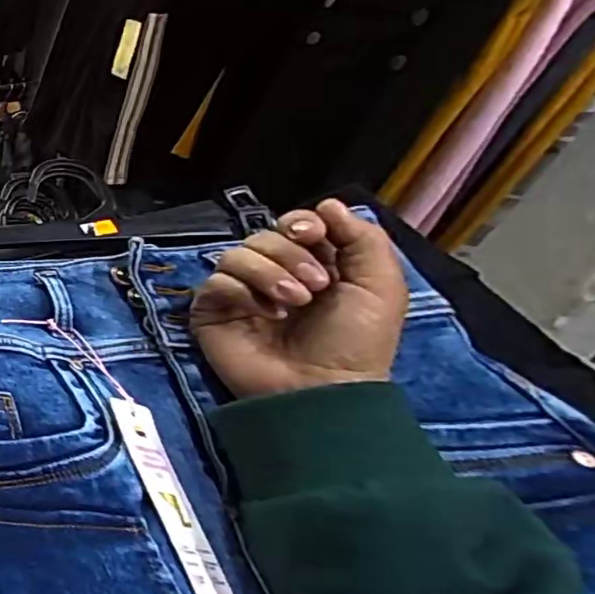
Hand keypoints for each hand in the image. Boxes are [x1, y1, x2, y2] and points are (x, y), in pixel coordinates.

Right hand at [191, 199, 407, 398]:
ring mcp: (240, 294)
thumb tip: (326, 204)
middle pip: (262, 235)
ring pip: (235, 254)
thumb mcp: (380, 286)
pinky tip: (265, 314)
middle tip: (314, 288)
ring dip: (267, 273)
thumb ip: (362, 237)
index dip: (300, 222)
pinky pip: (215, 282)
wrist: (322, 389)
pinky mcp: (214, 312)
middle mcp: (272, 275)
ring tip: (291, 304)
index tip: (313, 235)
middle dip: (289, 254)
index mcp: (310, 265)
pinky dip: (241, 292)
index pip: (291, 224)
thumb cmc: (355, 343)